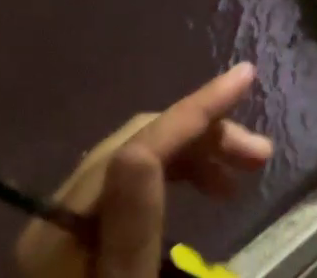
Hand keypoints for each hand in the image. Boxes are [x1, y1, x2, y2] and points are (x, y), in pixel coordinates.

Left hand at [15, 64, 274, 277]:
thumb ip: (133, 228)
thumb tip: (148, 148)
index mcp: (60, 228)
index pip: (136, 145)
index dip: (194, 109)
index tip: (245, 79)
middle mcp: (57, 212)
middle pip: (138, 142)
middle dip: (203, 134)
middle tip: (259, 156)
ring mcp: (69, 223)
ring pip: (139, 157)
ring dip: (194, 153)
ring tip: (242, 172)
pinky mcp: (85, 237)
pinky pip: (134, 182)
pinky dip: (176, 174)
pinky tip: (206, 188)